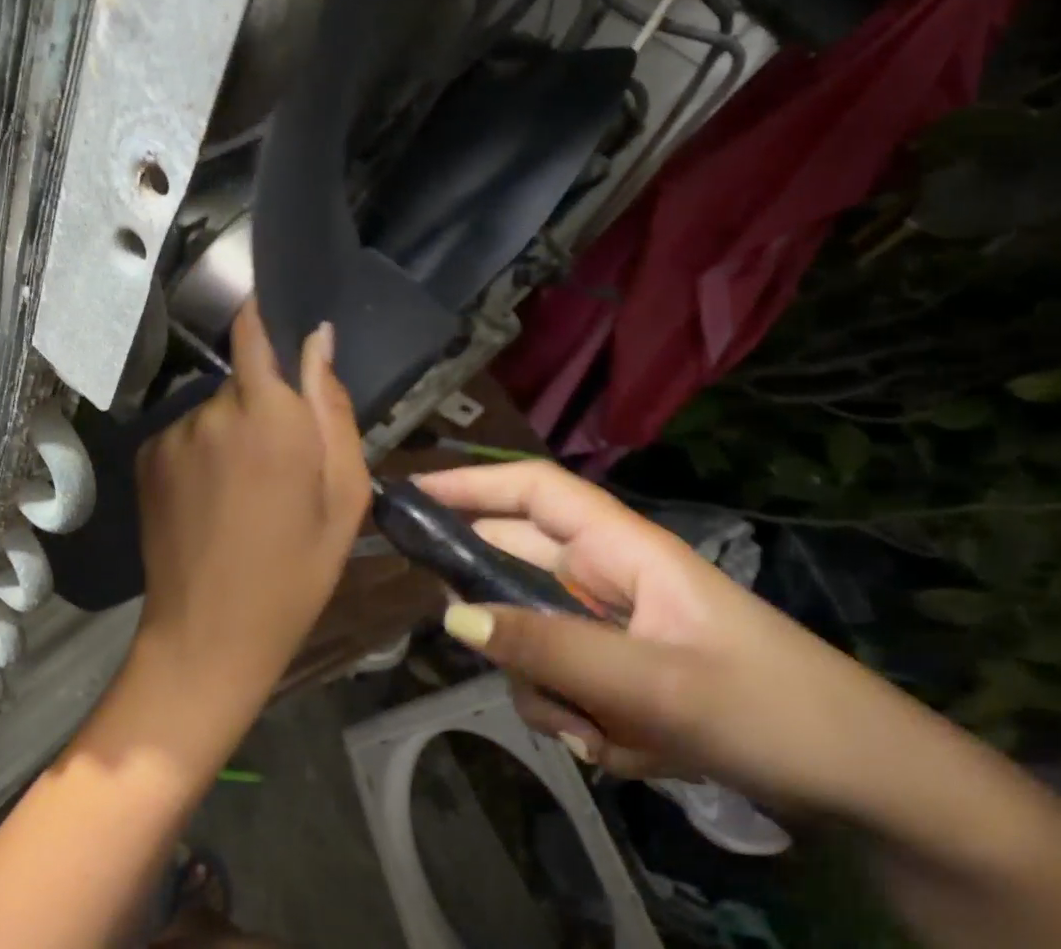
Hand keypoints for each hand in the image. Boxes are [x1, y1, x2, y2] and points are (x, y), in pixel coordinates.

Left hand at [133, 303, 370, 693]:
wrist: (211, 630)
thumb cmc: (296, 571)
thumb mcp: (345, 495)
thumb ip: (333, 407)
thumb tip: (318, 340)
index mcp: (270, 415)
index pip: (254, 332)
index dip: (260, 312)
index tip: (268, 305)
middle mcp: (212, 410)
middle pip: (241, 382)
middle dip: (262, 406)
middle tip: (281, 465)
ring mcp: (171, 434)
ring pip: (211, 412)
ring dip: (228, 435)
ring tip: (243, 496)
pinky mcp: (144, 458)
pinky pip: (182, 437)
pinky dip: (198, 455)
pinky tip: (209, 502)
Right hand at [416, 460, 924, 813]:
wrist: (870, 791)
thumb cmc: (772, 711)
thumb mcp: (655, 683)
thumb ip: (547, 647)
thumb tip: (450, 618)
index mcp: (625, 551)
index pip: (535, 491)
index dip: (469, 483)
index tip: (406, 496)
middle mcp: (609, 581)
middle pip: (515, 567)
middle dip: (493, 609)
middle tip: (463, 634)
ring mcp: (612, 632)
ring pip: (528, 637)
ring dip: (543, 685)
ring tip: (590, 729)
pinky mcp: (618, 678)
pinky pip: (558, 683)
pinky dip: (574, 718)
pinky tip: (618, 750)